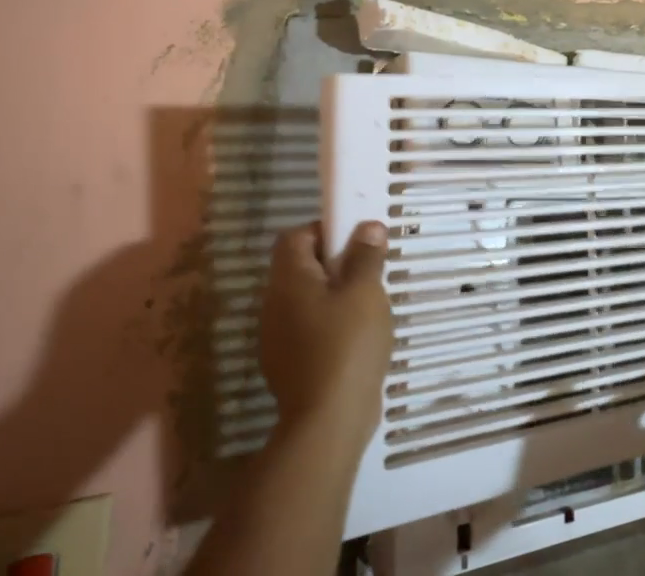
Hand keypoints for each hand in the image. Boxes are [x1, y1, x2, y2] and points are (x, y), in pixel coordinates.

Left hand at [259, 221, 392, 431]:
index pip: (295, 237)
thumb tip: (367, 227)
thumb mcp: (365, 292)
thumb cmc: (348, 344)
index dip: (325, 230)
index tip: (358, 240)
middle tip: (371, 273)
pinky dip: (331, 325)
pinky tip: (358, 339)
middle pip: (301, 268)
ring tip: (369, 307)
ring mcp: (278, 337)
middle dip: (336, 264)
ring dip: (335, 296)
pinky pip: (309, 329)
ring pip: (307, 300)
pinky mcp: (289, 363)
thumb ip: (366, 257)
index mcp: (289, 280)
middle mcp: (274, 304)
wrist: (328, 418)